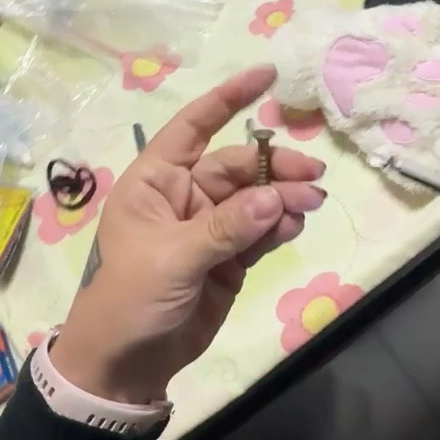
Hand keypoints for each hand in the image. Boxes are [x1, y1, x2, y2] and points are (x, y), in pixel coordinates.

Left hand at [50, 66, 325, 404]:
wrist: (126, 364)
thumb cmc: (129, 299)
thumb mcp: (171, 259)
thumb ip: (224, 227)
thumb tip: (275, 197)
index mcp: (156, 180)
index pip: (195, 126)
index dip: (228, 98)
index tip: (267, 75)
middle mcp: (185, 195)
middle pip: (237, 167)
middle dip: (274, 169)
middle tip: (313, 179)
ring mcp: (210, 227)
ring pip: (255, 198)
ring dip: (284, 197)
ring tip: (310, 205)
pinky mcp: (229, 257)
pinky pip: (260, 230)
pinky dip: (280, 225)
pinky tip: (294, 225)